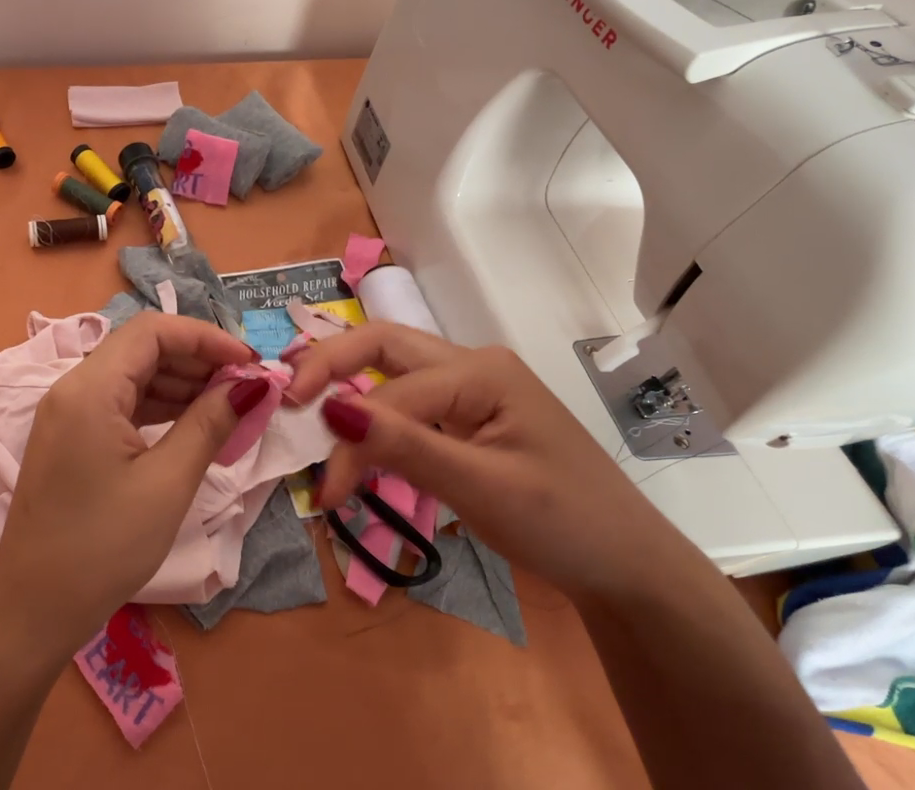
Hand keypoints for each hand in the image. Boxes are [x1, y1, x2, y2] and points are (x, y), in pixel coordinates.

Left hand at [0, 312, 264, 658]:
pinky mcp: (68, 441)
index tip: (252, 363)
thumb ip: (209, 424)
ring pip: (131, 378)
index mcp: (88, 389)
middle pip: (140, 350)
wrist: (34, 609)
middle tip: (247, 388)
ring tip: (230, 409)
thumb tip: (251, 385)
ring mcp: (66, 416)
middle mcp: (71, 390)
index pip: (151, 331)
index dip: (206, 338)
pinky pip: (118, 406)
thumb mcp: (167, 484)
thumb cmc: (104, 546)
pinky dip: (158, 409)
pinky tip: (193, 427)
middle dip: (197, 361)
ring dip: (181, 385)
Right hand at [284, 323, 689, 601]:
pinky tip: (351, 436)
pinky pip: (408, 404)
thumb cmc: (564, 524)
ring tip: (304, 410)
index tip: (323, 494)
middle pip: (383, 346)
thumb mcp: (482, 487)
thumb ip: (404, 445)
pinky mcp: (470, 419)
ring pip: (392, 372)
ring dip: (348, 387)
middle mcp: (472, 366)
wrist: (629, 569)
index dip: (347, 439)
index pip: (389, 394)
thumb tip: (328, 408)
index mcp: (480, 371)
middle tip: (285, 397)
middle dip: (330, 364)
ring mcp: (473, 391)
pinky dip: (373, 416)